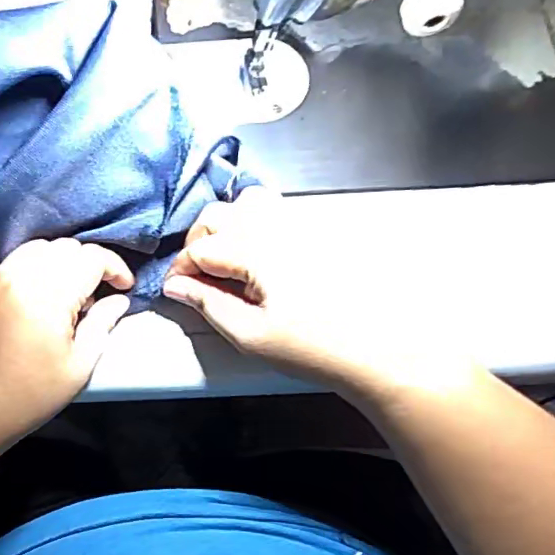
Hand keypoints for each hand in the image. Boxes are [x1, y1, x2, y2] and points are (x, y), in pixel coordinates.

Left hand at [0, 238, 134, 452]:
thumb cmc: (25, 396)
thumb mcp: (76, 367)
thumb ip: (101, 326)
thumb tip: (118, 302)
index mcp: (47, 294)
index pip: (91, 257)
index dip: (115, 267)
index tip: (124, 288)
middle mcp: (21, 275)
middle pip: (66, 247)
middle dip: (90, 264)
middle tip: (99, 296)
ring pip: (41, 248)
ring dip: (63, 262)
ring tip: (71, 296)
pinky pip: (18, 260)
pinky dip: (39, 267)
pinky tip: (44, 297)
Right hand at [162, 188, 478, 405]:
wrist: (377, 350)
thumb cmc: (317, 347)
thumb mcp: (250, 334)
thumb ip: (208, 304)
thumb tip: (179, 287)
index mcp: (256, 251)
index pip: (198, 248)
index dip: (180, 270)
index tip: (177, 290)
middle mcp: (276, 227)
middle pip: (216, 216)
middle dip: (197, 243)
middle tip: (197, 278)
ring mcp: (299, 224)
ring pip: (244, 204)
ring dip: (224, 227)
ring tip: (224, 262)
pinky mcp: (316, 231)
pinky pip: (273, 209)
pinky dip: (253, 223)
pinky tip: (256, 255)